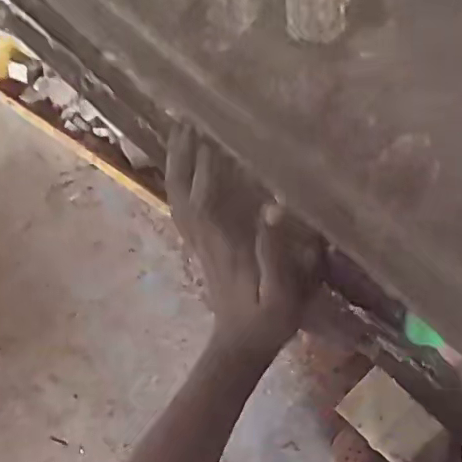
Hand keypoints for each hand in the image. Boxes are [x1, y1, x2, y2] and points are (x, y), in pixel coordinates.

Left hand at [167, 127, 320, 361]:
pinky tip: (186, 171)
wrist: (240, 345)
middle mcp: (205, 240)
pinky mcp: (200, 249)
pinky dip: (180, 185)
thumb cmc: (268, 320)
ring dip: (176, 166)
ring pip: (178, 200)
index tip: (206, 128)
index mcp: (225, 245)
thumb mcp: (285, 292)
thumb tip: (275, 208)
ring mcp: (199, 244)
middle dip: (182, 154)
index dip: (204, 163)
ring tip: (180, 133)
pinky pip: (183, 211)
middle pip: (183, 192)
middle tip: (185, 115)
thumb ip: (278, 253)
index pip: (207, 197)